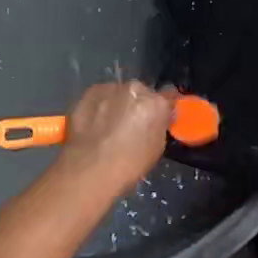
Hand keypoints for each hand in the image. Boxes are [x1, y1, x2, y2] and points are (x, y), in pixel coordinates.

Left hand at [55, 80, 175, 193]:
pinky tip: (94, 122)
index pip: (168, 96)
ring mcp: (112, 88)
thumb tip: (156, 120)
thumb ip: (159, 126)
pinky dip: (100, 105)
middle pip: (141, 93)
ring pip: (119, 93)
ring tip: (108, 124)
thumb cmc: (129, 165)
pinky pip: (101, 95)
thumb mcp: (157, 148)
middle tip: (130, 124)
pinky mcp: (91, 92)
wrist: (90, 169)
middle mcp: (136, 89)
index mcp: (157, 103)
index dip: (163, 107)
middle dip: (137, 104)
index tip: (159, 117)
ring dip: (118, 104)